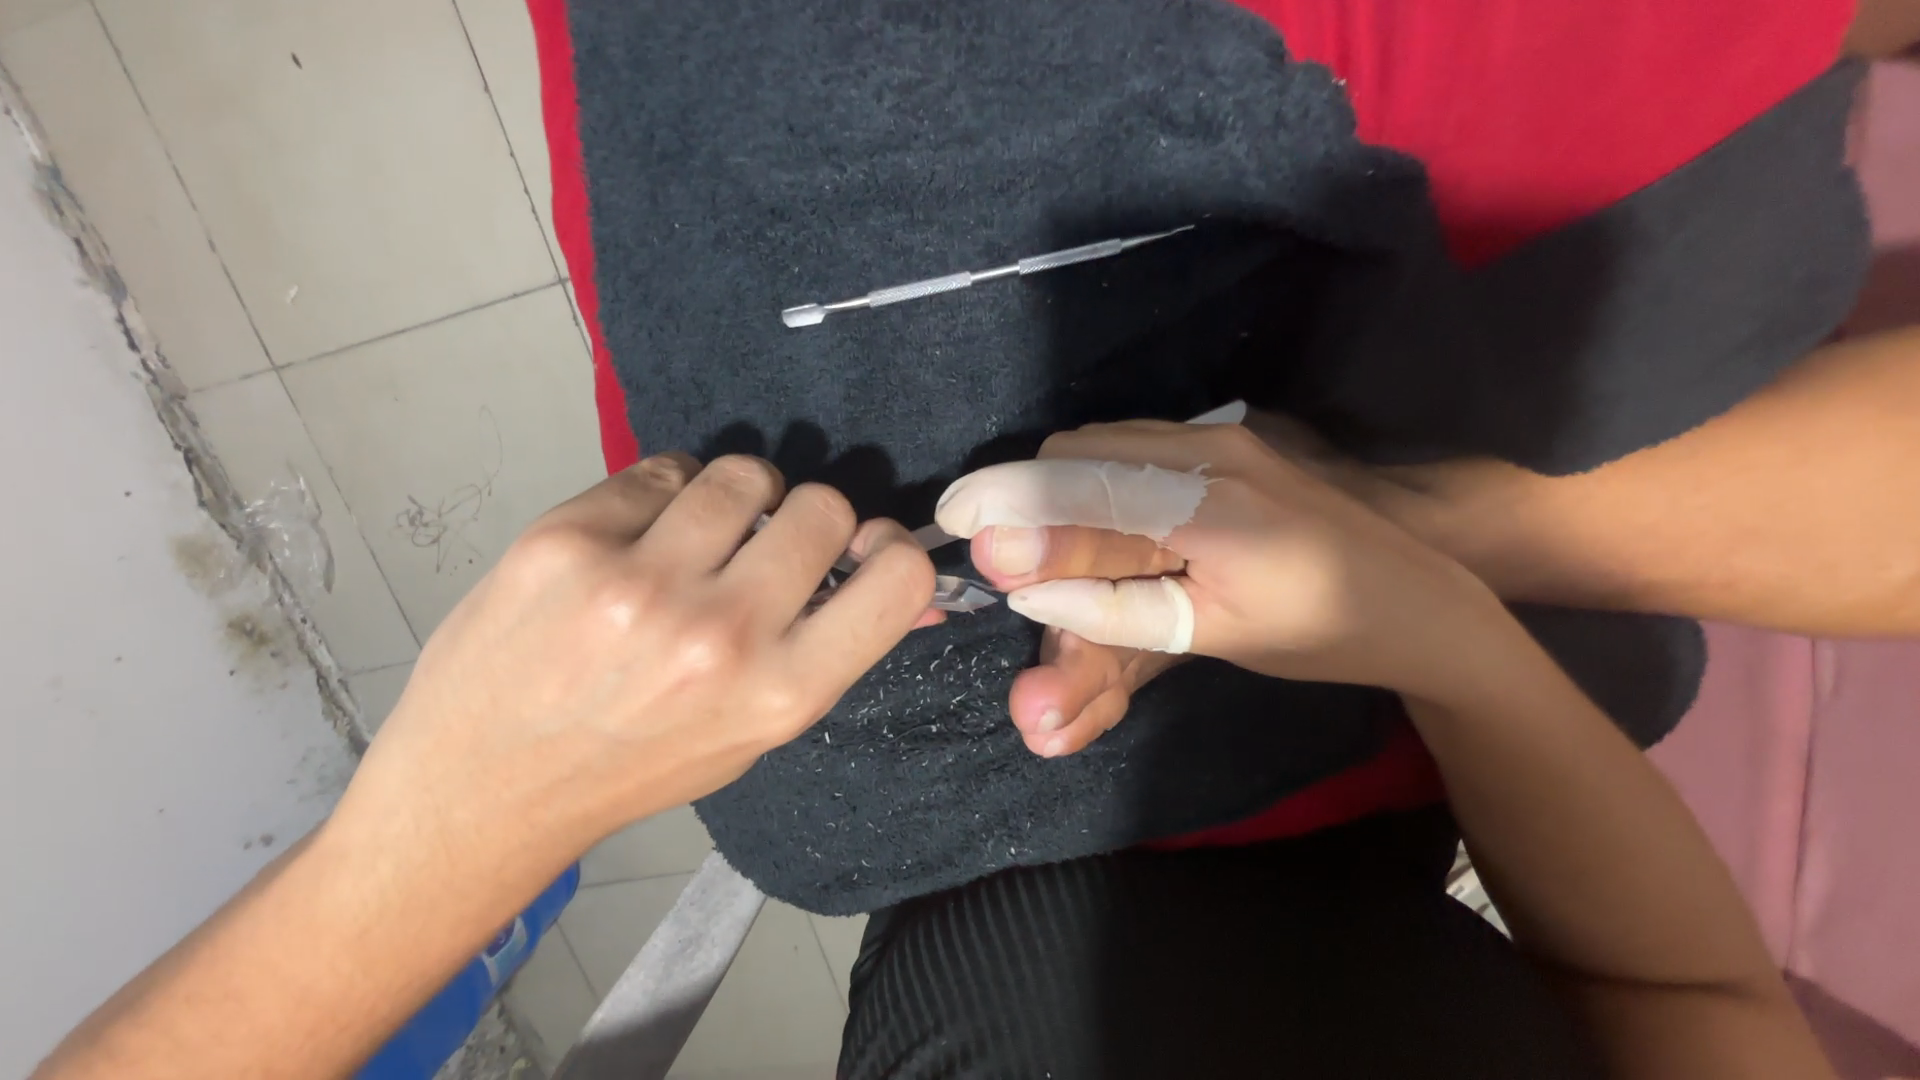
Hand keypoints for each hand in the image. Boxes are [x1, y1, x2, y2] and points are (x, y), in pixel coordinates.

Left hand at [340, 453, 936, 861]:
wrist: (481, 789)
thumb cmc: (638, 766)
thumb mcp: (753, 734)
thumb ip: (827, 652)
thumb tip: (905, 584)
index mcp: (780, 694)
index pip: (899, 580)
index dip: (890, 547)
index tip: (860, 548)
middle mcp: (720, 635)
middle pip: (822, 505)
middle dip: (805, 518)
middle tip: (762, 549)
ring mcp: (639, 582)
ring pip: (744, 474)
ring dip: (735, 498)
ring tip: (696, 538)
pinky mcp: (565, 539)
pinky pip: (662, 469)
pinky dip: (663, 494)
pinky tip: (634, 539)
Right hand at [937, 421, 1508, 726]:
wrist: (1417, 601)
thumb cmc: (1317, 632)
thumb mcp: (1210, 631)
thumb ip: (1113, 605)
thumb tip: (1021, 588)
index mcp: (1207, 500)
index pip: (1080, 483)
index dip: (1010, 499)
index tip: (958, 520)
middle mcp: (1207, 447)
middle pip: (1081, 449)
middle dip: (1029, 495)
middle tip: (1004, 552)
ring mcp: (1221, 437)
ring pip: (1105, 444)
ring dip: (1061, 488)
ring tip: (1044, 546)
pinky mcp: (1228, 443)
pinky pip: (1135, 448)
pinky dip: (1096, 481)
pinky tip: (1101, 526)